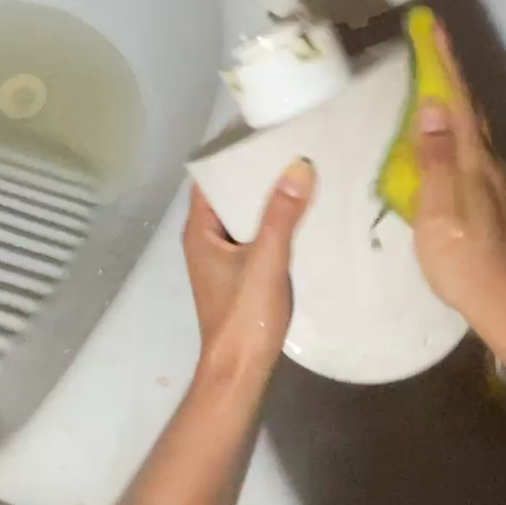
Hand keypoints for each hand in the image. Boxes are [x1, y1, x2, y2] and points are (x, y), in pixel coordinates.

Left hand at [182, 159, 315, 371]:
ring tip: (305, 172)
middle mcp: (206, 239)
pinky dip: (276, 223)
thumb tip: (298, 164)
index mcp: (200, 231)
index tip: (266, 131)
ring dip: (270, 199)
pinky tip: (305, 214)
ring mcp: (223, 258)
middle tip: (294, 146)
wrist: (240, 372)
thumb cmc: (244, 316)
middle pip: (230, 195)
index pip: (211, 178)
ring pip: (246, 216)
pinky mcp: (241, 274)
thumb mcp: (266, 261)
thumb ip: (282, 215)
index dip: (234, 154)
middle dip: (258, 174)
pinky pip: (257, 236)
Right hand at [412, 24, 505, 331]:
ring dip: (453, 99)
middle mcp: (490, 162)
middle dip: (451, 73)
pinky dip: (454, 128)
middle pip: (469, 108)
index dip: (445, 64)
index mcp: (475, 161)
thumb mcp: (439, 212)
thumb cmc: (465, 260)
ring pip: (471, 127)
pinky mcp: (492, 197)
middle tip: (431, 43)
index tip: (433, 26)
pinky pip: (469, 147)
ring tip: (432, 81)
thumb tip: (430, 107)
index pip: (458, 101)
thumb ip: (435, 159)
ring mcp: (494, 180)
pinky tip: (442, 137)